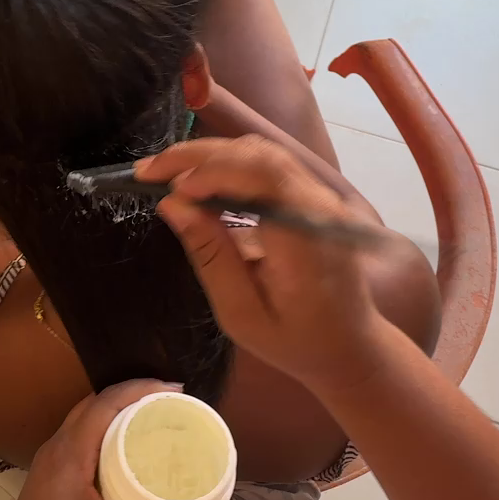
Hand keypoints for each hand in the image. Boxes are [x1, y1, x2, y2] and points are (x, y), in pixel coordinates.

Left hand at [0, 380, 219, 499]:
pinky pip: (79, 435)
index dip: (140, 389)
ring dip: (116, 410)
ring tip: (153, 419)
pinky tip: (125, 449)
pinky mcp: (48, 475)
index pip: (105, 402)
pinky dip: (104, 429)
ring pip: (85, 417)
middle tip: (170, 403)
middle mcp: (56, 447)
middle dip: (132, 395)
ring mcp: (49, 460)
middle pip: (95, 403)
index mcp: (70, 453)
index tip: (175, 390)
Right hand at [138, 136, 400, 394]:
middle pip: (258, 153)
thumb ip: (210, 254)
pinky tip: (199, 181)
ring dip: (211, 156)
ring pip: (262, 152)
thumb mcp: (241, 312)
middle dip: (199, 155)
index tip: (169, 187)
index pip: (262, 174)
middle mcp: (320, 206)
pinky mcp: (314, 197)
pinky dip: (228, 165)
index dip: (212, 168)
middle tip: (149, 170)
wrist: (350, 347)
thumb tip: (173, 203)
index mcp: (305, 238)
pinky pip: (268, 165)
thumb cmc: (294, 341)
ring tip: (167, 173)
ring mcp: (322, 198)